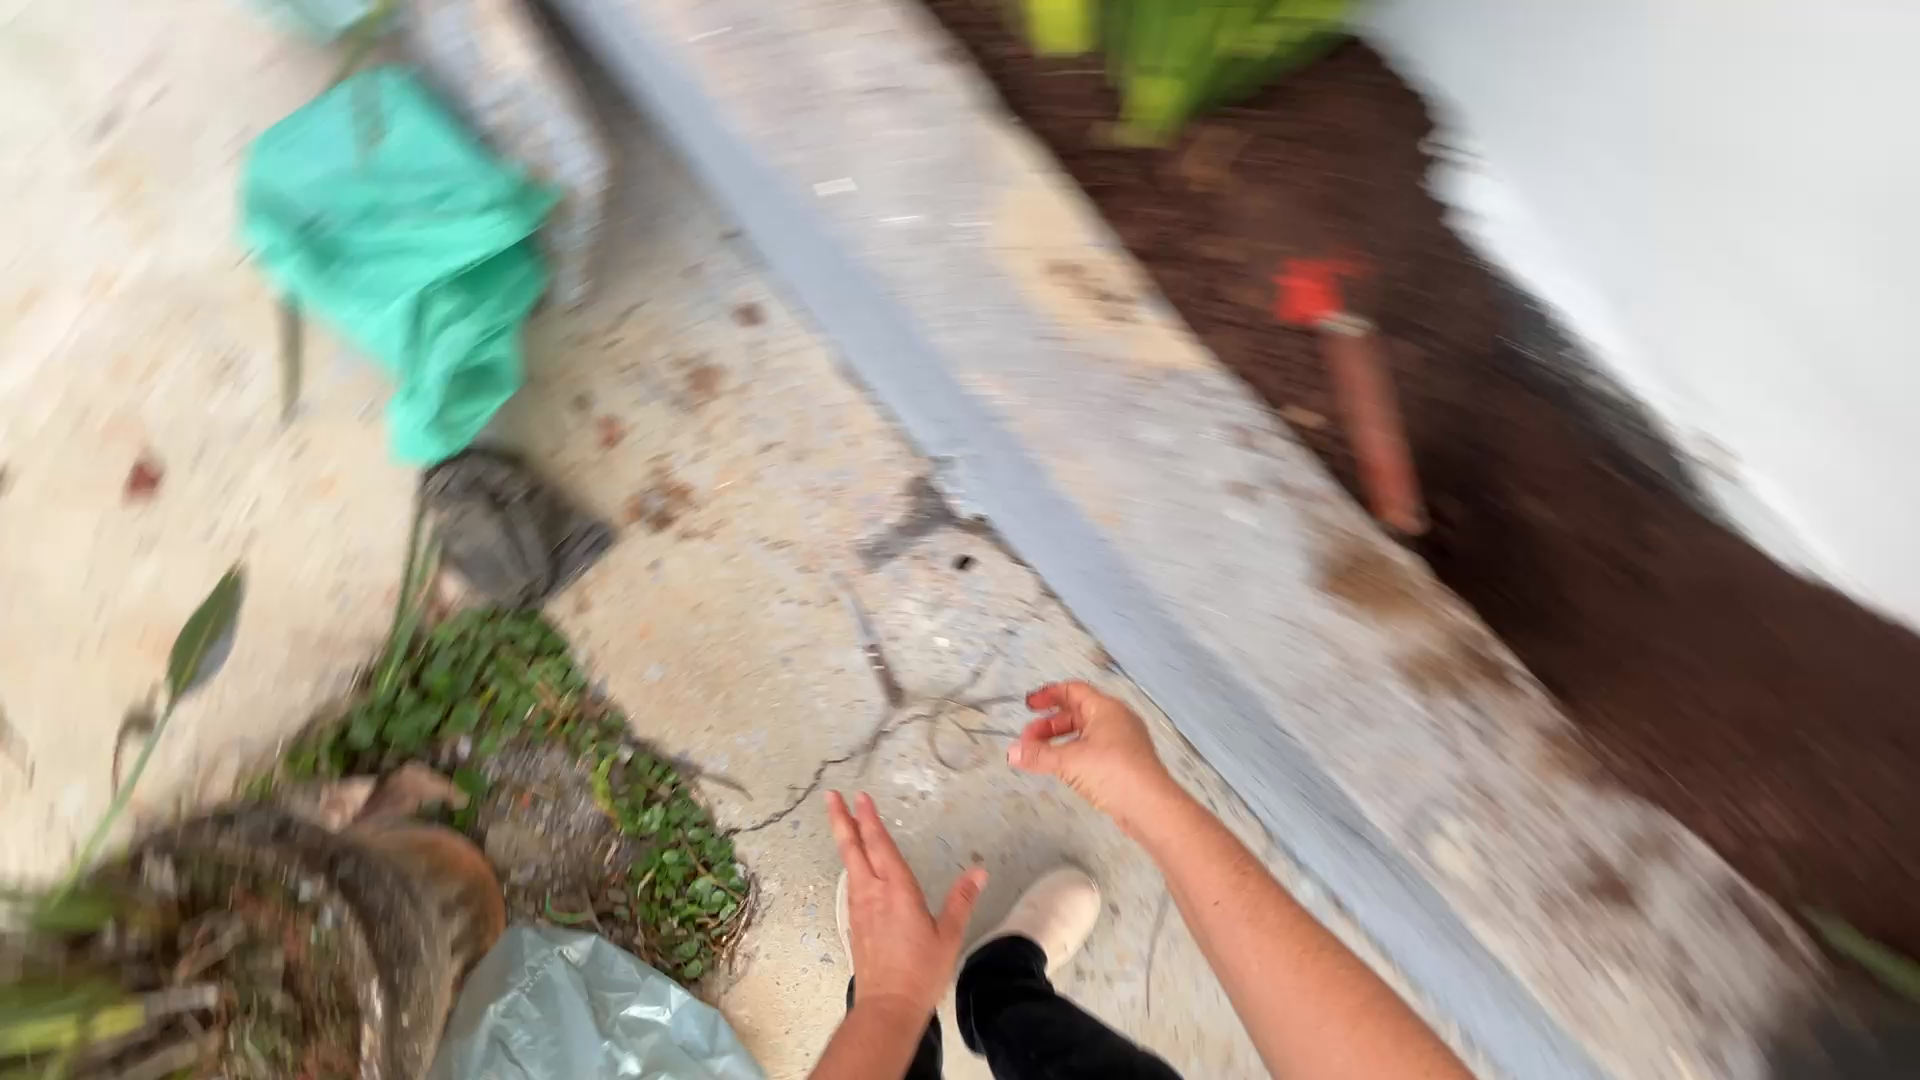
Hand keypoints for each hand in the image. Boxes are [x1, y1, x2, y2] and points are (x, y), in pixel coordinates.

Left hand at [825, 790, 986, 1018]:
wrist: (887, 1008)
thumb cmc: (921, 971)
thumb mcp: (948, 935)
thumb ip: (962, 900)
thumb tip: (980, 871)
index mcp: (896, 889)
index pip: (880, 844)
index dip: (870, 818)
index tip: (860, 796)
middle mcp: (873, 892)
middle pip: (853, 848)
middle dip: (842, 819)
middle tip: (831, 796)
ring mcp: (860, 907)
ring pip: (850, 864)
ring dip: (845, 838)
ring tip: (843, 821)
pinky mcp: (855, 923)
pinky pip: (852, 882)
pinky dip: (851, 863)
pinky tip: (854, 864)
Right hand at [1009, 681, 1180, 832]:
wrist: (1151, 807)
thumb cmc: (1111, 771)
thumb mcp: (1069, 761)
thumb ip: (1038, 755)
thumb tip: (1010, 752)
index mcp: (1105, 708)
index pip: (1072, 690)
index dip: (1048, 695)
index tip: (1028, 706)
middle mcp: (1116, 719)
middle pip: (1077, 712)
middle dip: (1050, 724)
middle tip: (1029, 739)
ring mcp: (1124, 741)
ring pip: (1085, 732)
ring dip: (1061, 741)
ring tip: (1041, 757)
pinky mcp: (1126, 763)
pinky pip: (1094, 749)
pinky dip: (1075, 753)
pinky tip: (1064, 770)